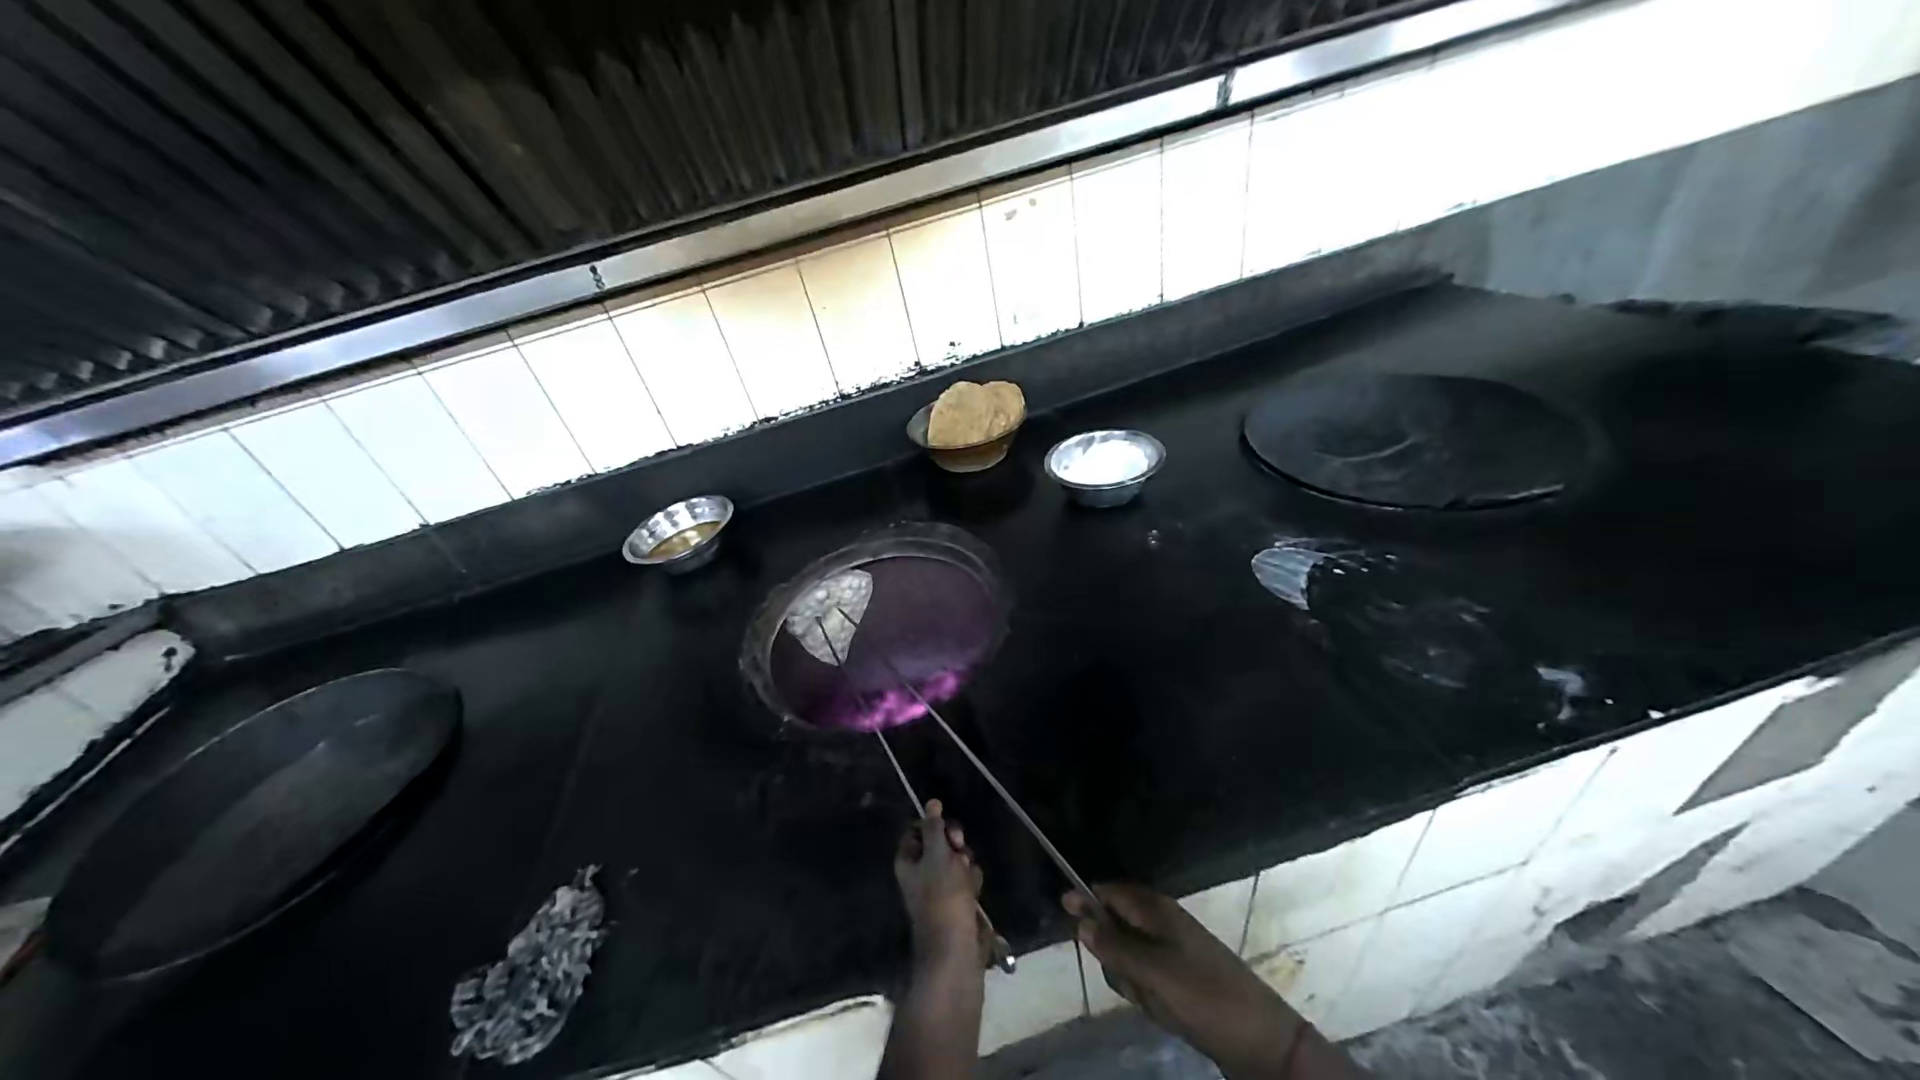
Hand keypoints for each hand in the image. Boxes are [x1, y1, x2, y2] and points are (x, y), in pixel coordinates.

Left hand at [895, 799, 983, 962]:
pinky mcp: (958, 900)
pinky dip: (972, 883)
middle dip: (955, 846)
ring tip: (967, 882)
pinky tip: (974, 894)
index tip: (947, 831)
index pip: (919, 830)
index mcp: (908, 861)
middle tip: (959, 852)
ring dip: (966, 865)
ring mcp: (940, 887)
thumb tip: (931, 802)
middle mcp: (921, 872)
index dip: (934, 826)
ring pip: (958, 860)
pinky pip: (967, 879)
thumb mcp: (937, 855)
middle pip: (941, 843)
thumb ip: (934, 827)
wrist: (955, 947)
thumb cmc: (942, 897)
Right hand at [1065, 884, 1302, 1077]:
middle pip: (1115, 926)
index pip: (1109, 891)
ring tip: (1153, 1000)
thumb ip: (1114, 946)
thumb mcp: (1152, 972)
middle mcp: (1162, 922)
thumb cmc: (1204, 996)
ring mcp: (1172, 950)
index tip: (1064, 912)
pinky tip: (1164, 1010)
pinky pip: (1146, 978)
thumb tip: (1080, 920)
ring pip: (1128, 957)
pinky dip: (1147, 994)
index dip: (1086, 899)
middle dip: (1112, 954)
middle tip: (1130, 979)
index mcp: (1156, 909)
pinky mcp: (1179, 976)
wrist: (1261, 1040)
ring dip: (1130, 980)